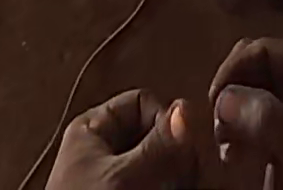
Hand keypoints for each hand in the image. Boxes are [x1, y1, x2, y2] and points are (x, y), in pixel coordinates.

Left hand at [47, 90, 195, 189]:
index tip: (185, 142)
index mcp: (91, 131)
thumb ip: (158, 143)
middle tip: (192, 173)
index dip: (166, 119)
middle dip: (177, 154)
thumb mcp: (122, 178)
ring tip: (190, 184)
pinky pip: (159, 187)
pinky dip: (171, 188)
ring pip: (162, 167)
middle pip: (156, 136)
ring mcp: (115, 183)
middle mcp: (104, 153)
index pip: (142, 102)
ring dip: (179, 176)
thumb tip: (188, 107)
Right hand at [209, 39, 282, 189]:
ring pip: (248, 96)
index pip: (260, 50)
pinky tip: (237, 158)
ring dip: (232, 120)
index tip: (213, 106)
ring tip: (230, 153)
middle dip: (231, 97)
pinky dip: (239, 136)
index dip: (233, 72)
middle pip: (251, 70)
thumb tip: (223, 97)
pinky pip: (253, 122)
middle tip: (222, 134)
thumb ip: (266, 116)